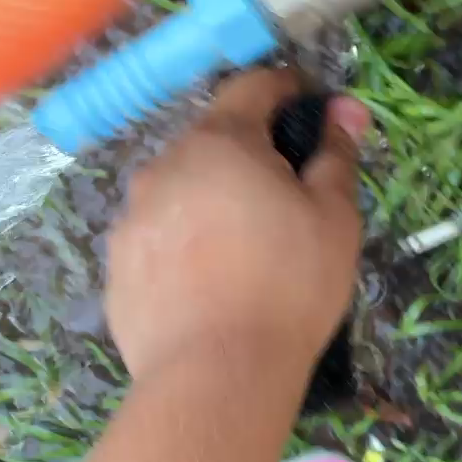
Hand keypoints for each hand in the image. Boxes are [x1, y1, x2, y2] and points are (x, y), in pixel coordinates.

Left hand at [105, 70, 370, 380]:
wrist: (217, 374)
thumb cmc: (290, 284)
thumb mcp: (334, 216)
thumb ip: (337, 155)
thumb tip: (345, 109)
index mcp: (221, 143)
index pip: (254, 86)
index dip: (289, 90)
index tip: (313, 111)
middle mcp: (164, 166)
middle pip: (215, 139)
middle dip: (253, 154)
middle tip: (288, 199)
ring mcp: (131, 216)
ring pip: (183, 189)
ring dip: (215, 198)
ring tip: (247, 250)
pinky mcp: (117, 265)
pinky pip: (160, 235)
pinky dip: (187, 242)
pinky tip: (211, 283)